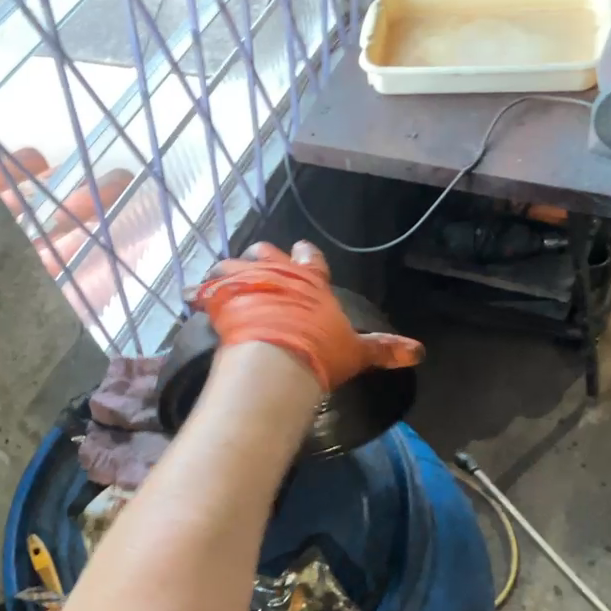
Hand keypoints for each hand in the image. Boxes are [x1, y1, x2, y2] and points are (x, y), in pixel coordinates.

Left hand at [188, 241, 422, 391]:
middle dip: (263, 260)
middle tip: (261, 269)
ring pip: (231, 264)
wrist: (278, 358)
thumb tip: (419, 352)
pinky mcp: (218, 297)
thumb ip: (383, 350)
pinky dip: (197, 293)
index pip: (310, 259)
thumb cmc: (319, 351)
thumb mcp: (355, 352)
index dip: (305, 256)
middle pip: (266, 254)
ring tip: (222, 281)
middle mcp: (276, 274)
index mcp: (310, 281)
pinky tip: (191, 298)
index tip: (300, 252)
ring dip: (228, 272)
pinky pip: (203, 290)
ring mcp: (245, 282)